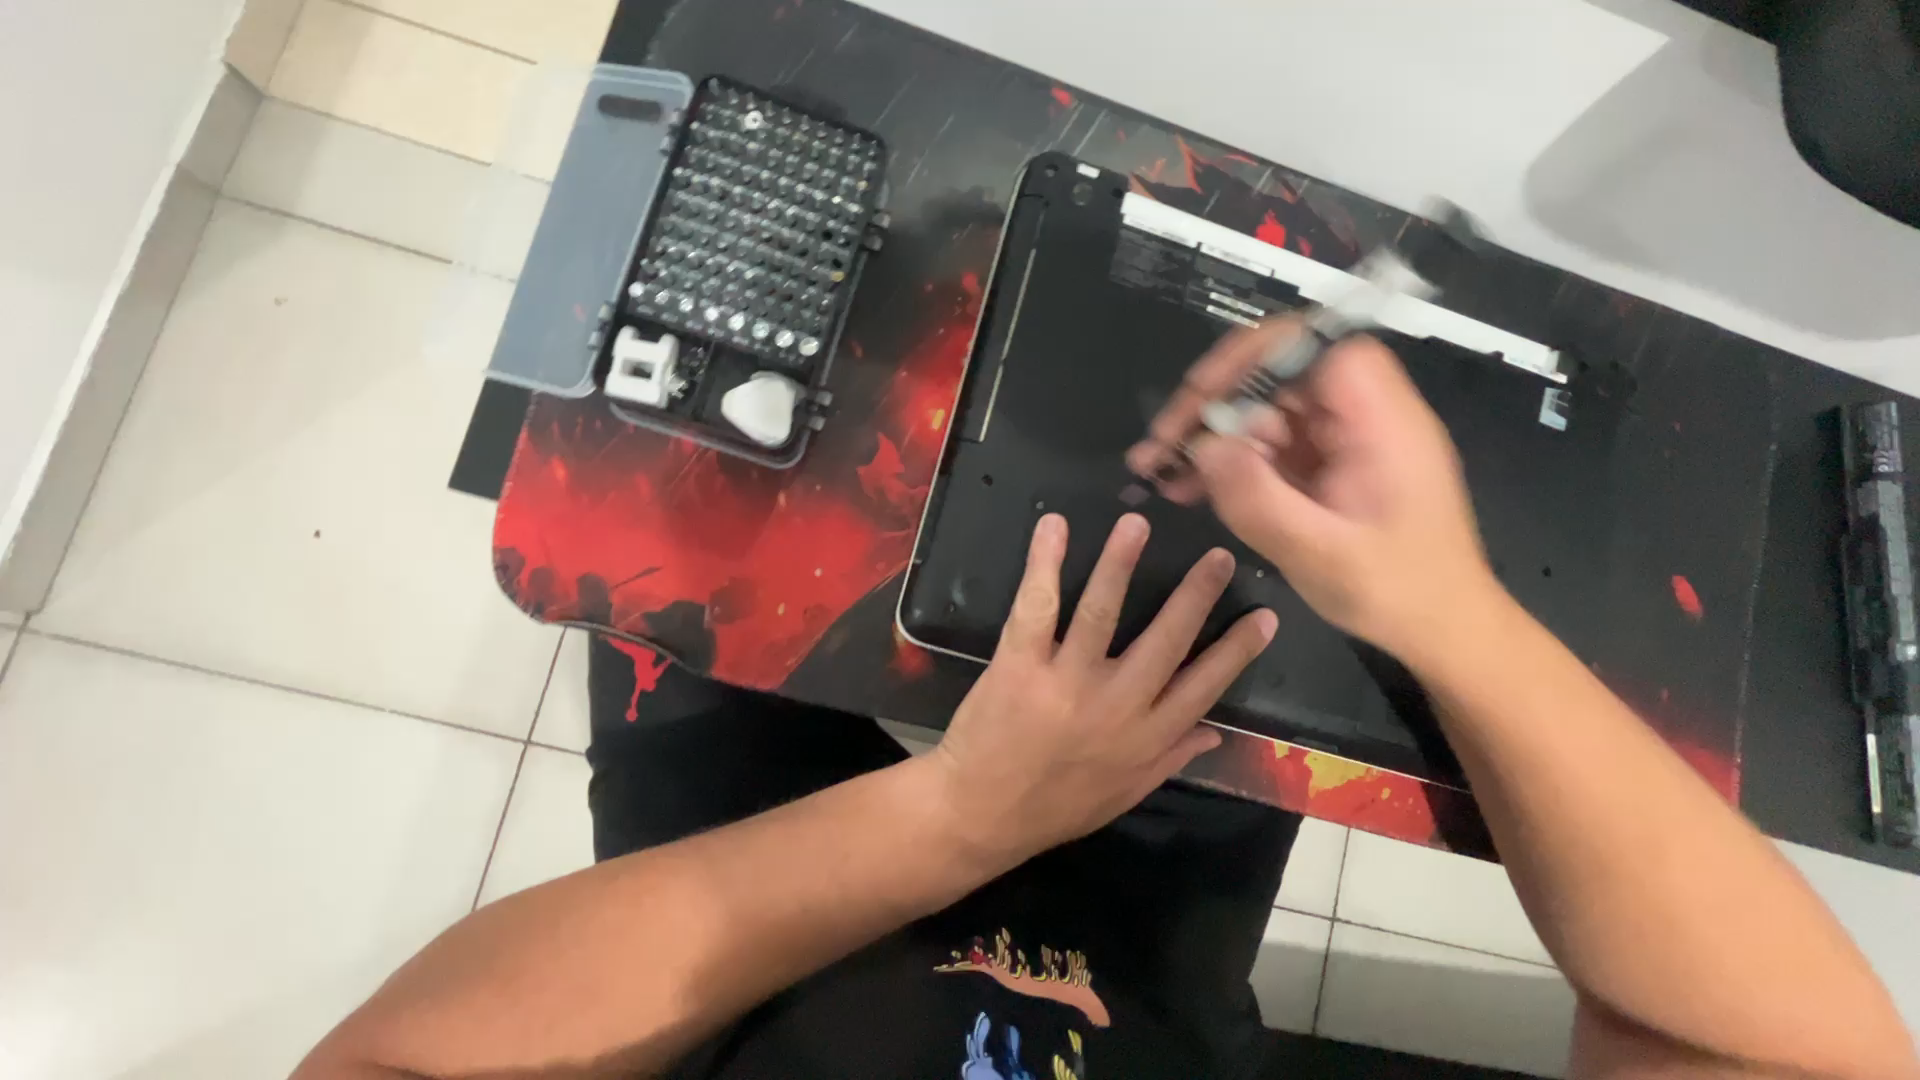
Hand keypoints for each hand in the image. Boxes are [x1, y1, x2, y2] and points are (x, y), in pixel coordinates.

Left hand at [929, 513, 1276, 865]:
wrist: (980, 814)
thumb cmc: (1055, 807)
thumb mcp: (1124, 794)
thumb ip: (1171, 758)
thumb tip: (1216, 731)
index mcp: (1146, 738)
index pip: (1205, 686)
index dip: (1237, 650)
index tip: (1265, 615)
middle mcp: (1116, 704)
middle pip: (1166, 639)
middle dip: (1196, 594)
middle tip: (1219, 555)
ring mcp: (1066, 680)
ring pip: (1102, 611)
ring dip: (1120, 562)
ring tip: (1138, 523)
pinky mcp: (1019, 664)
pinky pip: (1037, 606)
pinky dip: (1044, 563)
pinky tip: (1054, 527)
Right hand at [1126, 320, 1499, 663]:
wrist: (1438, 627)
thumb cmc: (1395, 591)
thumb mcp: (1320, 553)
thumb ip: (1258, 499)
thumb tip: (1202, 447)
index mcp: (1379, 422)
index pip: (1320, 347)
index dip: (1258, 355)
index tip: (1203, 394)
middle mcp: (1358, 418)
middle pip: (1278, 377)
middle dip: (1212, 403)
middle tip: (1160, 443)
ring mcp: (1338, 441)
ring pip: (1261, 413)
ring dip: (1208, 437)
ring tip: (1156, 468)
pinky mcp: (1322, 466)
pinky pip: (1264, 448)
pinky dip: (1224, 463)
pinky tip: (1185, 487)